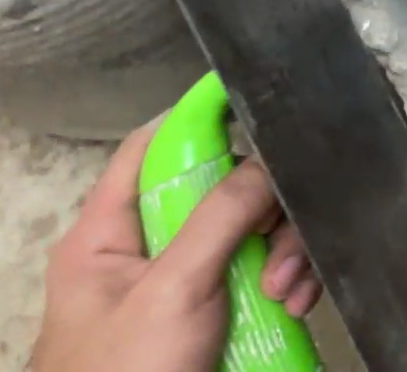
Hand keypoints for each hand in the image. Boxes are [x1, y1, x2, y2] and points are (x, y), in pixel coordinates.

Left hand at [30, 122, 322, 371]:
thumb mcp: (172, 291)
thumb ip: (220, 216)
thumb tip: (269, 156)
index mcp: (110, 235)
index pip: (152, 148)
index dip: (201, 118)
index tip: (261, 100)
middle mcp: (152, 247)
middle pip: (224, 188)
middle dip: (266, 210)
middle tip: (278, 242)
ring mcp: (189, 279)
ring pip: (256, 229)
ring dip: (286, 252)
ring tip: (288, 292)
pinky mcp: (223, 306)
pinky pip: (269, 268)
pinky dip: (291, 280)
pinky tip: (296, 305)